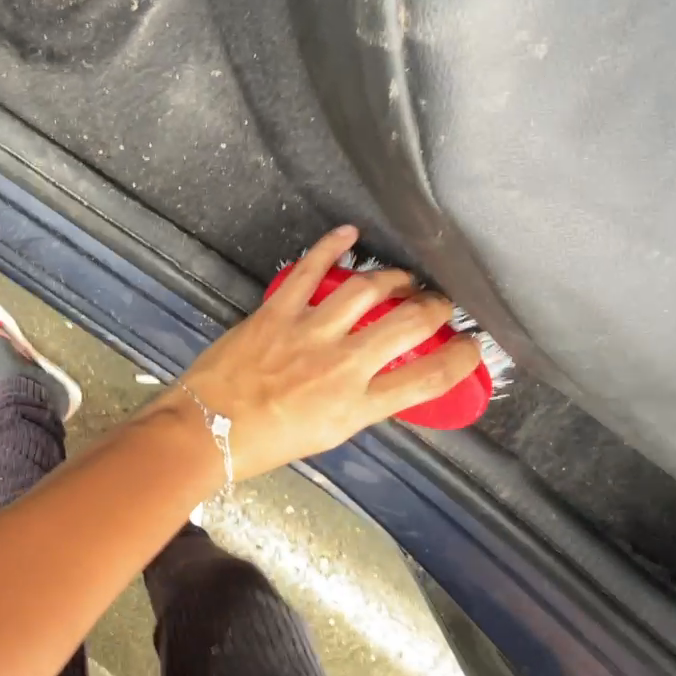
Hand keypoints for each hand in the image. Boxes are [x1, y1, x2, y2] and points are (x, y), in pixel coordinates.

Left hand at [167, 225, 482, 478]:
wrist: (206, 432)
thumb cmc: (262, 443)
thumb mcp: (325, 435)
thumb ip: (358, 404)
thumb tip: (379, 380)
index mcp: (357, 406)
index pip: (430, 378)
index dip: (460, 358)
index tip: (470, 345)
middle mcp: (343, 365)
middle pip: (410, 324)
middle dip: (435, 307)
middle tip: (437, 303)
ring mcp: (309, 333)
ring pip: (369, 289)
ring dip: (394, 278)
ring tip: (402, 279)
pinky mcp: (277, 311)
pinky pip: (310, 270)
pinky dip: (332, 246)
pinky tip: (349, 233)